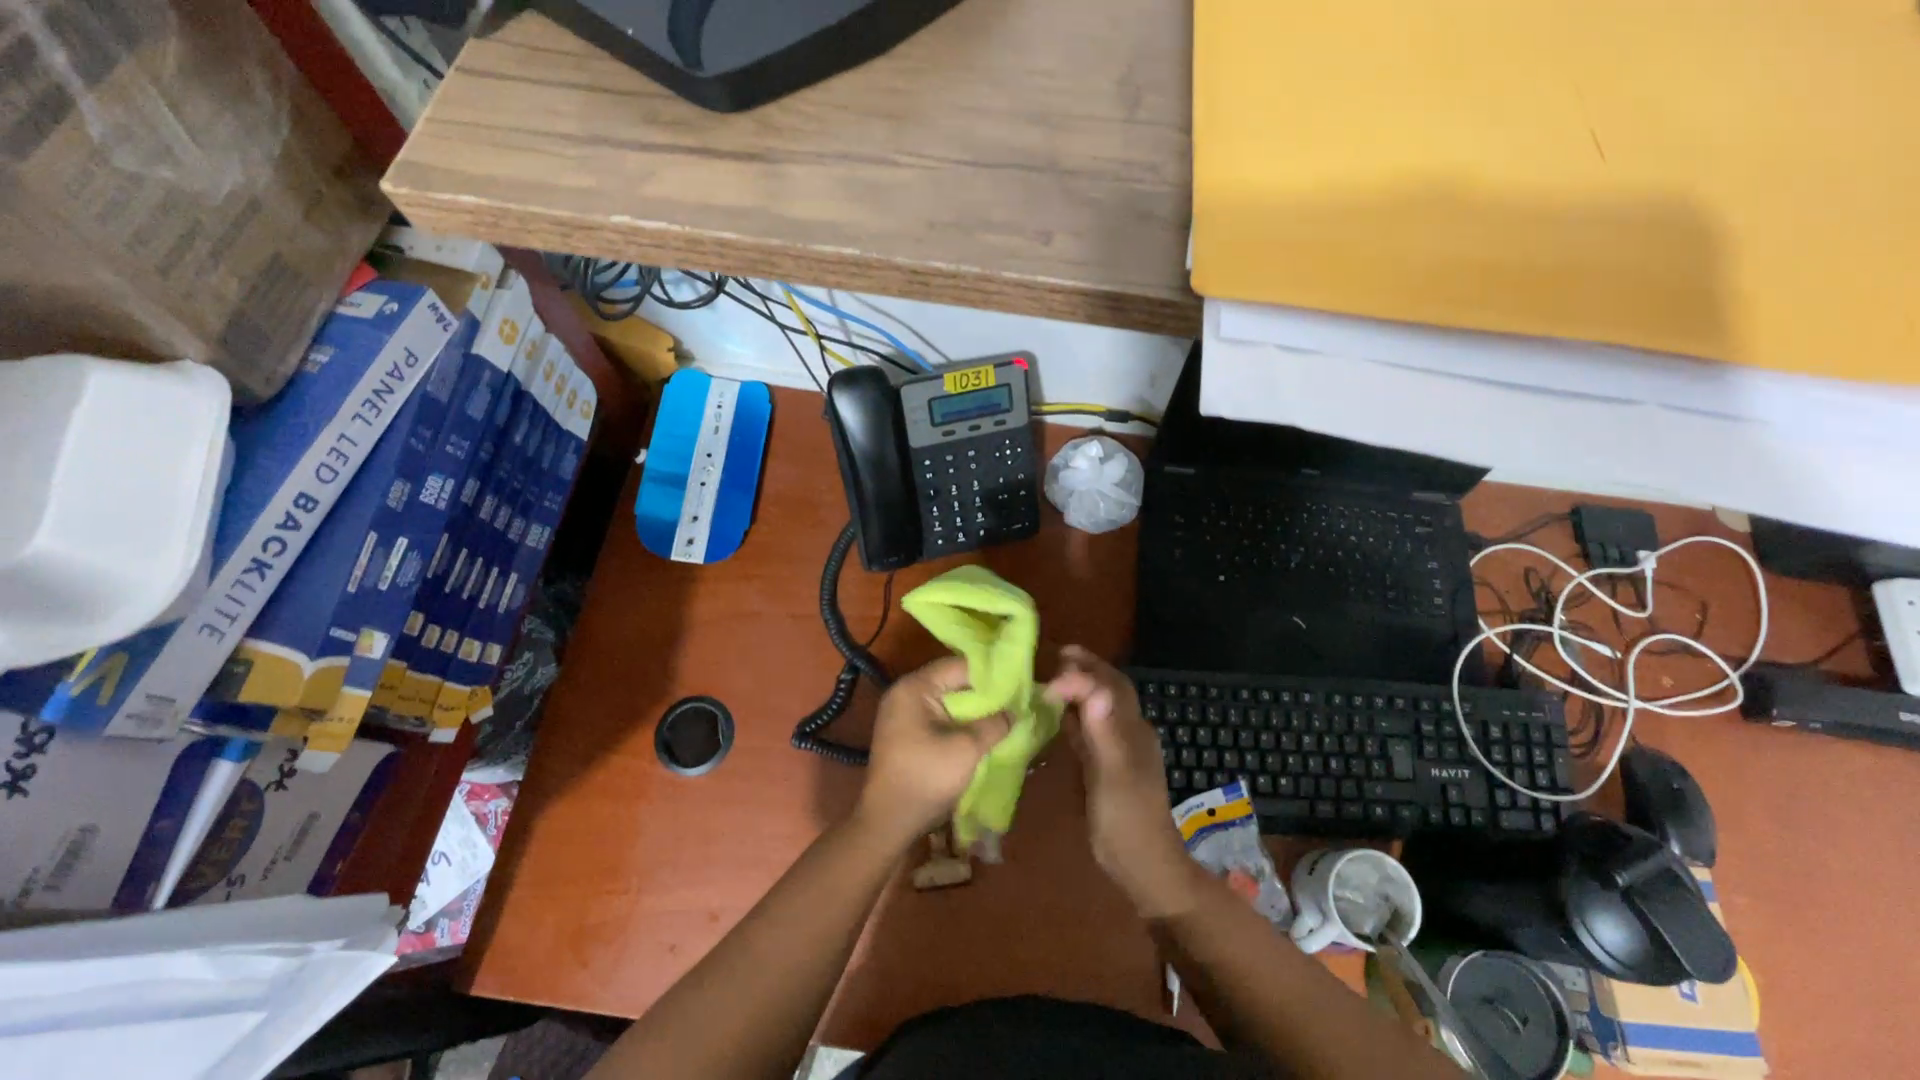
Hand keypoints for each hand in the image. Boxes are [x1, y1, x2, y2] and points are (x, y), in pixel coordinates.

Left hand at [856, 657, 1010, 847]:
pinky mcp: (907, 735)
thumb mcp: (967, 748)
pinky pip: (941, 719)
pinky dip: (962, 723)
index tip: (1022, 681)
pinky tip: (986, 732)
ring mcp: (904, 715)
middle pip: (954, 682)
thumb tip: (1016, 711)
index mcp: (914, 687)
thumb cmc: (926, 778)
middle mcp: (906, 694)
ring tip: (1009, 715)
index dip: (992, 673)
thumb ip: (995, 723)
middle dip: (987, 693)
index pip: (960, 665)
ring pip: (949, 702)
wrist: (889, 822)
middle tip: (1020, 698)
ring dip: (976, 710)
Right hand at [1047, 646, 1205, 917]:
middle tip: (1055, 655)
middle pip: (1107, 692)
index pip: (1110, 686)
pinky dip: (1073, 718)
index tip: (1054, 669)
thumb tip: (1093, 690)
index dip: (1085, 671)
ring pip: (1098, 710)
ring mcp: (1116, 752)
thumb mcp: (1112, 775)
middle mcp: (1127, 734)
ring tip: (1051, 677)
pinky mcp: (1104, 770)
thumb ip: (1102, 732)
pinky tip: (1056, 718)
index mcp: (1133, 731)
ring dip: (1078, 691)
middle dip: (1085, 670)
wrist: (1142, 866)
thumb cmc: (1127, 821)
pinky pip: (1088, 732)